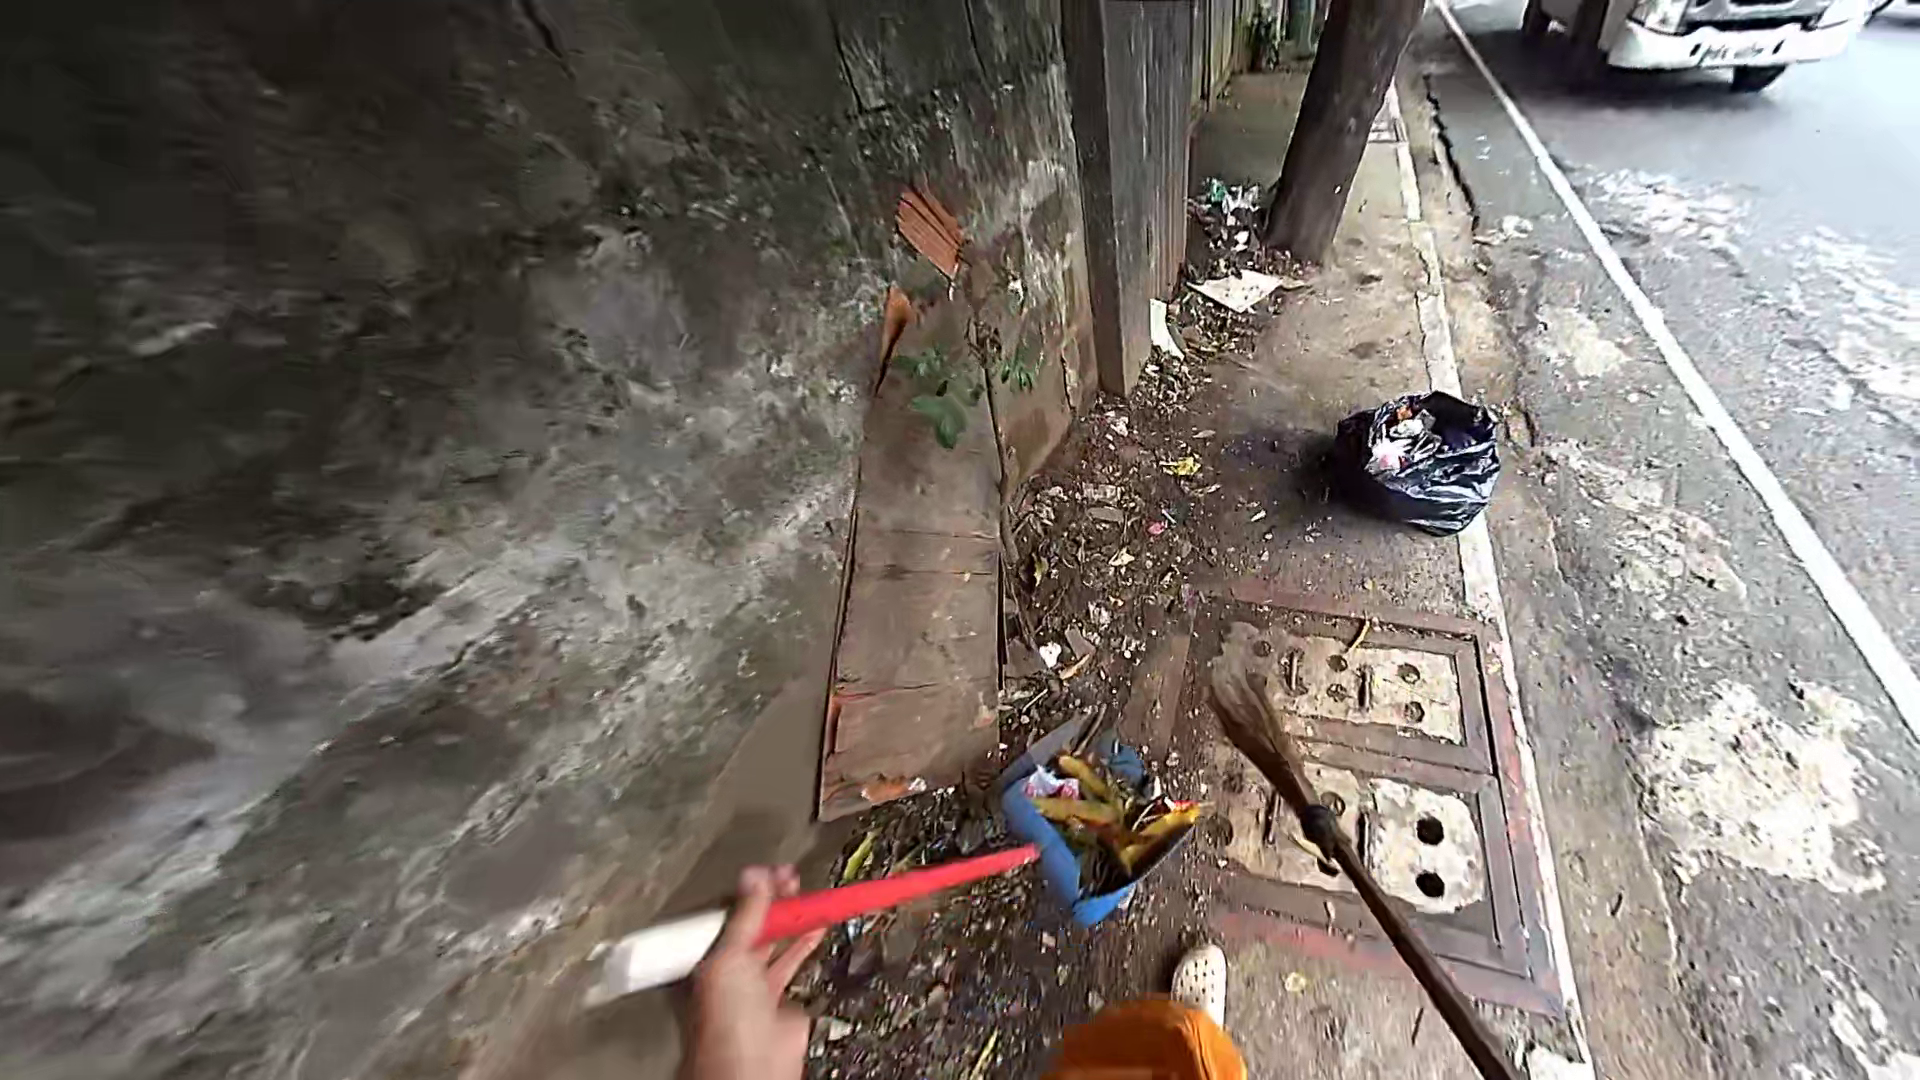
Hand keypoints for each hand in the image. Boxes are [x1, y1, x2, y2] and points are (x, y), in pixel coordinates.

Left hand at [677, 866, 825, 1079]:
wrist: (754, 1074)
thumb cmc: (729, 1022)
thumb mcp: (731, 958)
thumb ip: (746, 916)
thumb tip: (754, 875)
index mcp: (711, 959)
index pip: (731, 914)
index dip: (752, 891)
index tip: (771, 871)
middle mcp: (731, 970)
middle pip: (755, 923)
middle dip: (774, 899)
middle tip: (793, 877)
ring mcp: (756, 985)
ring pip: (776, 939)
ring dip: (793, 916)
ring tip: (809, 894)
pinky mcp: (781, 999)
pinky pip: (794, 959)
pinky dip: (807, 940)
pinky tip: (818, 924)